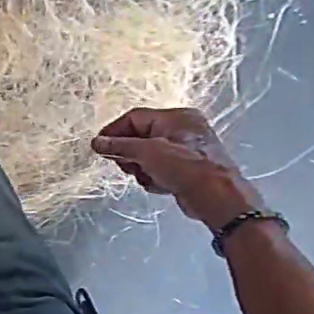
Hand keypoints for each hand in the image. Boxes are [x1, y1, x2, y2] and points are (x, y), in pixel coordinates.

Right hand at [91, 107, 265, 229]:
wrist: (216, 196)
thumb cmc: (186, 167)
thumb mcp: (147, 152)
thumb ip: (119, 146)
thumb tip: (97, 142)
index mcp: (176, 117)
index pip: (133, 118)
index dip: (114, 132)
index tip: (99, 147)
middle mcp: (181, 129)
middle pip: (138, 137)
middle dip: (128, 154)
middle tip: (128, 165)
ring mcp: (184, 149)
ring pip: (145, 155)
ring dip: (140, 168)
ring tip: (148, 176)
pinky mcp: (184, 167)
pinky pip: (156, 167)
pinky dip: (152, 176)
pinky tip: (159, 183)